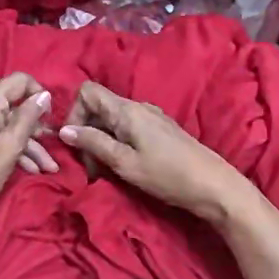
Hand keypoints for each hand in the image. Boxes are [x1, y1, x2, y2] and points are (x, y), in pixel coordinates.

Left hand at [0, 73, 52, 234]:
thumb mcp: (10, 146)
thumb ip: (28, 117)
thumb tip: (44, 94)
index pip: (18, 80)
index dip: (38, 93)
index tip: (51, 115)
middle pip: (14, 105)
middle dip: (37, 126)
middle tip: (56, 146)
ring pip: (8, 125)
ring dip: (30, 144)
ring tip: (49, 167)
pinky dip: (14, 150)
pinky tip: (32, 169)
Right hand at [57, 80, 258, 224]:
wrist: (214, 186)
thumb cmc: (168, 175)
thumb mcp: (125, 163)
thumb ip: (94, 144)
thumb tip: (64, 131)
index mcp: (127, 110)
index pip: (87, 91)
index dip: (74, 113)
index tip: (76, 143)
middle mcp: (137, 107)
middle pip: (98, 107)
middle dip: (86, 134)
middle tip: (90, 168)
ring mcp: (150, 118)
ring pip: (111, 121)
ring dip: (100, 143)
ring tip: (105, 172)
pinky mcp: (159, 130)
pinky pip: (126, 129)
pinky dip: (116, 145)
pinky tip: (124, 167)